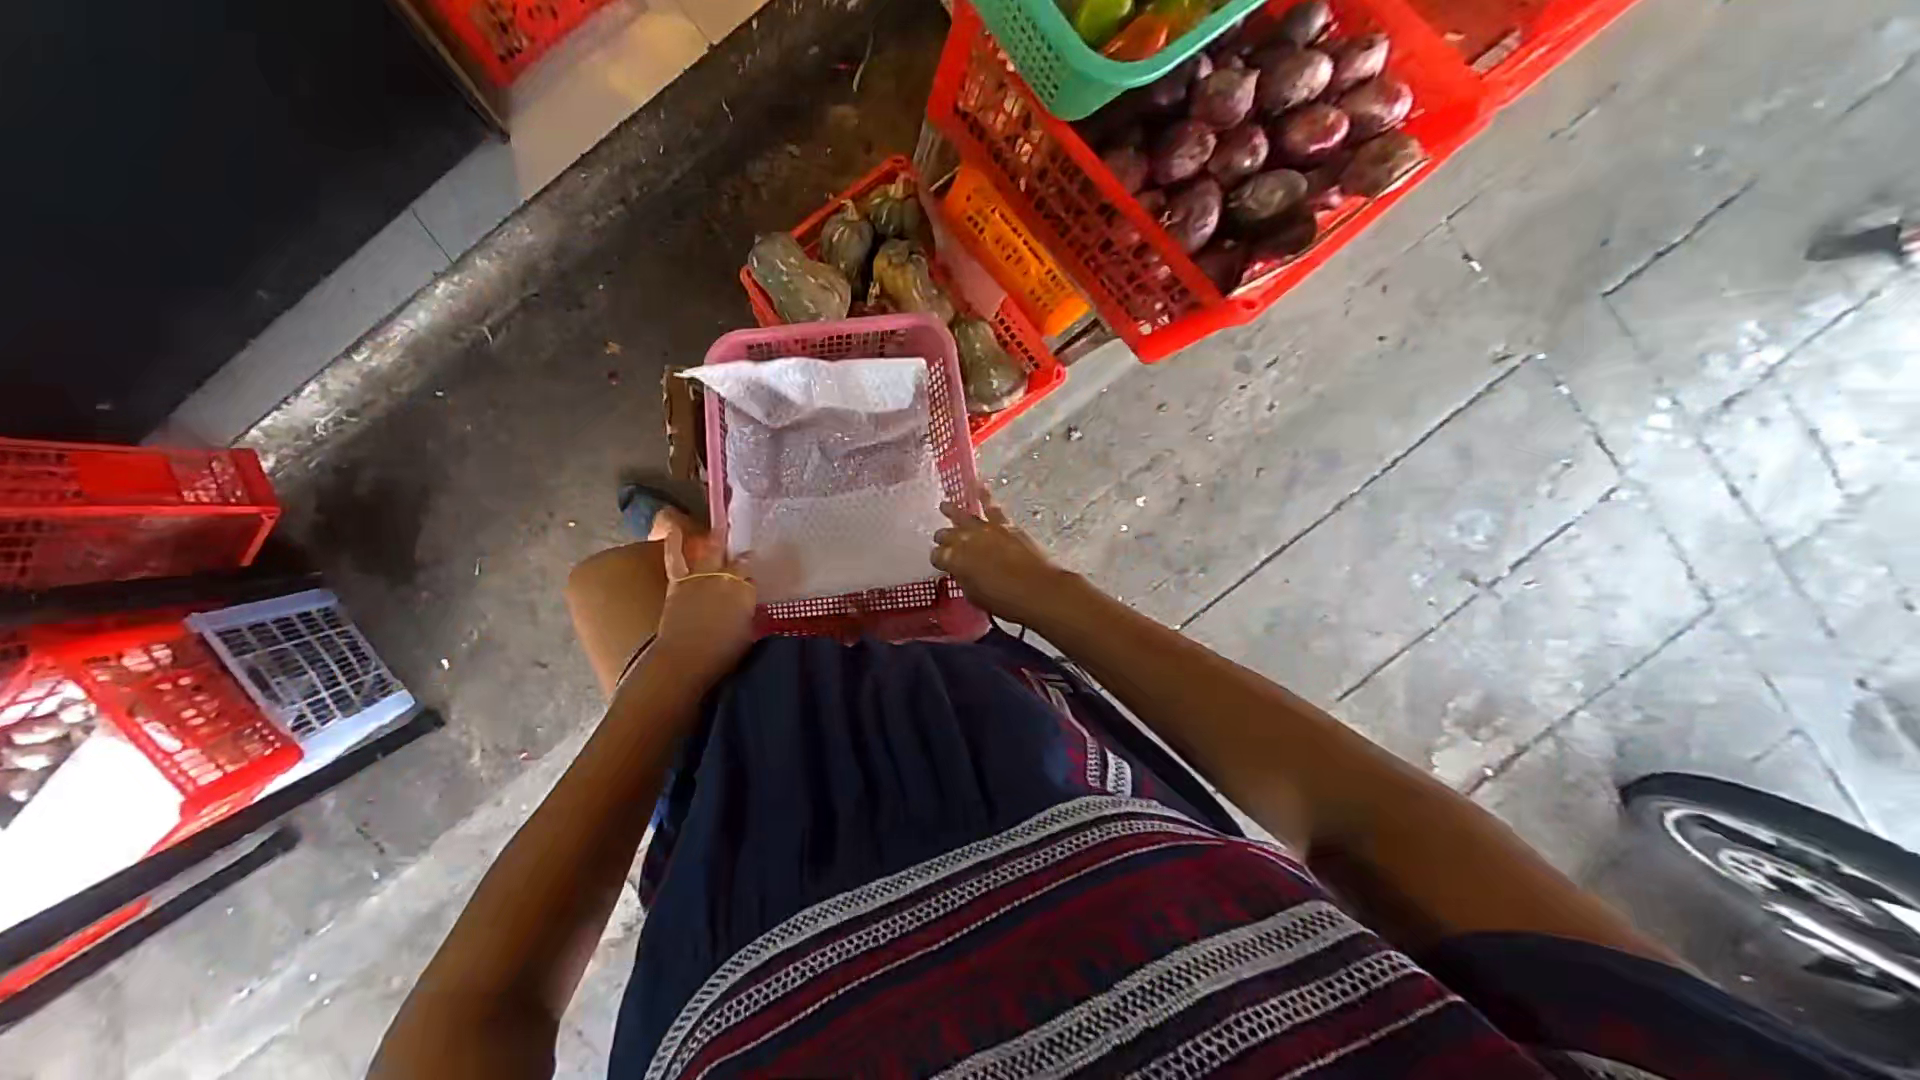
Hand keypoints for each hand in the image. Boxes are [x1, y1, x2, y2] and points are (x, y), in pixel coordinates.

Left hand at [652, 526, 756, 680]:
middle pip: (738, 561)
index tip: (756, 578)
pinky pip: (676, 558)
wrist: (686, 658)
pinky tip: (674, 530)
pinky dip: (674, 543)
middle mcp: (727, 578)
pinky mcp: (679, 582)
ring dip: (718, 541)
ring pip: (712, 552)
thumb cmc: (723, 654)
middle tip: (746, 554)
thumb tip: (749, 609)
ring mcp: (702, 577)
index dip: (753, 576)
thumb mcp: (748, 635)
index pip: (753, 577)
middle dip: (742, 558)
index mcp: (746, 592)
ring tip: (721, 530)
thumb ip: (750, 616)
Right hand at [931, 490, 1077, 626]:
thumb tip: (962, 572)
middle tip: (940, 538)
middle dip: (943, 537)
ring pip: (965, 517)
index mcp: (954, 561)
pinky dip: (984, 494)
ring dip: (953, 511)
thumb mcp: (975, 596)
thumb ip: (965, 580)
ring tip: (945, 505)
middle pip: (949, 535)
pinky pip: (991, 506)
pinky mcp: (1005, 525)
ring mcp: (986, 530)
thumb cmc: (1004, 600)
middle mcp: (966, 541)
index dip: (938, 559)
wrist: (1037, 589)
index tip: (940, 562)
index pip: (938, 556)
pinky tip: (979, 485)